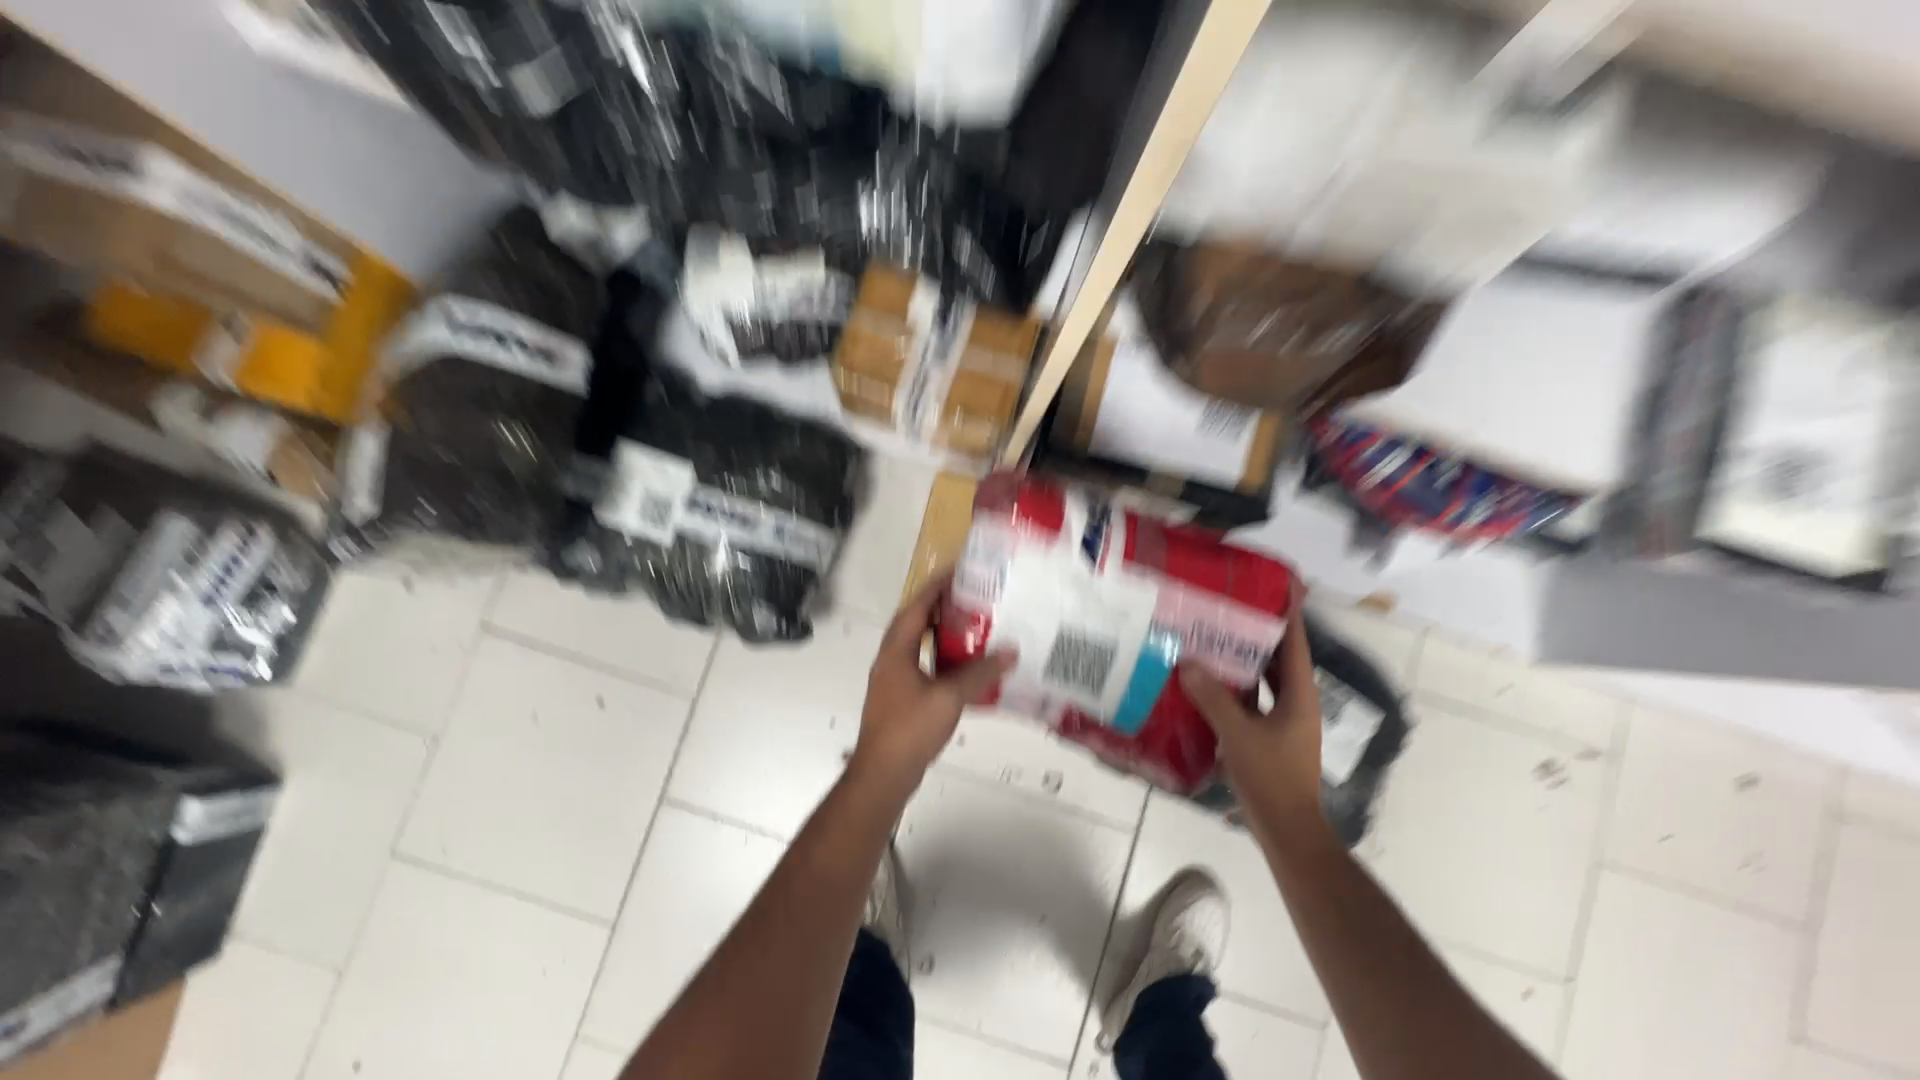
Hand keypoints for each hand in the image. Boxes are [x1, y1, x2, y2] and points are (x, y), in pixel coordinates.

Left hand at [851, 570, 1016, 792]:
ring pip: (917, 647)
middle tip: (970, 598)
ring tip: (971, 628)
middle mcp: (890, 660)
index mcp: (896, 651)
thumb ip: (979, 673)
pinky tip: (964, 669)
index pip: (915, 607)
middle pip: (914, 623)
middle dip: (939, 608)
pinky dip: (941, 661)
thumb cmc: (911, 729)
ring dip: (940, 634)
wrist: (883, 774)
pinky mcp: (900, 701)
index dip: (936, 587)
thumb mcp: (949, 698)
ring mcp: (893, 682)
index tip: (958, 571)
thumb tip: (1010, 652)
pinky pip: (921, 668)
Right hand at [1178, 585, 1329, 843]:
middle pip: (1278, 662)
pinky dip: (1232, 694)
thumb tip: (1188, 662)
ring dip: (1241, 666)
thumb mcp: (1238, 734)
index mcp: (1299, 697)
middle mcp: (1296, 706)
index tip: (1278, 587)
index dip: (1288, 616)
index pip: (1295, 646)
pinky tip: (1204, 687)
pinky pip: (1250, 707)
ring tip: (1210, 642)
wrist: (1287, 831)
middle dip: (1256, 637)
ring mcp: (1283, 726)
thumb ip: (1213, 698)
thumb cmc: (1272, 778)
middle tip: (1227, 611)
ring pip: (1262, 685)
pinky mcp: (1268, 743)